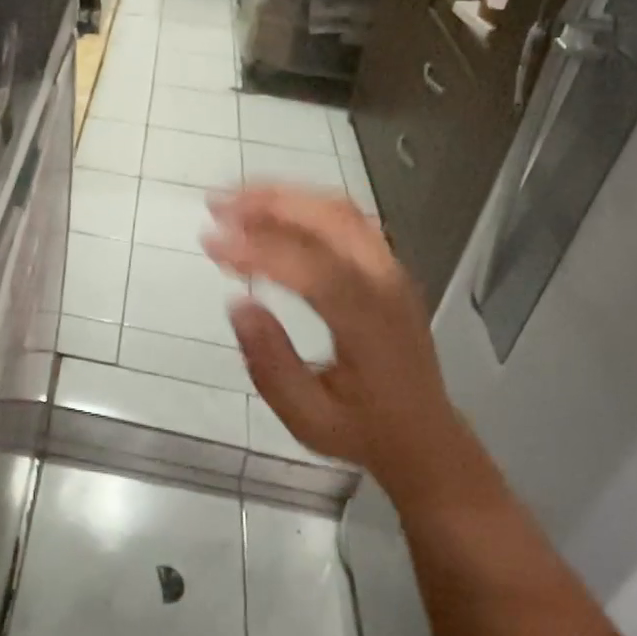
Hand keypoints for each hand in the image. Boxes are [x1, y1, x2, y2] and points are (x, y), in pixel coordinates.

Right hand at [205, 186, 460, 486]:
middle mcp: (385, 285)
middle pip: (331, 221)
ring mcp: (390, 270)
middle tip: (216, 205)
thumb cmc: (361, 430)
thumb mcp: (307, 418)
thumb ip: (271, 363)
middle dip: (269, 204)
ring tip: (235, 200)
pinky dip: (303, 204)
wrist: (425, 438)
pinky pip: (346, 219)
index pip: (314, 269)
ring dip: (284, 197)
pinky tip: (269, 212)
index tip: (211, 244)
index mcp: (369, 325)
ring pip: (339, 211)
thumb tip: (237, 304)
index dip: (259, 250)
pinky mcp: (386, 266)